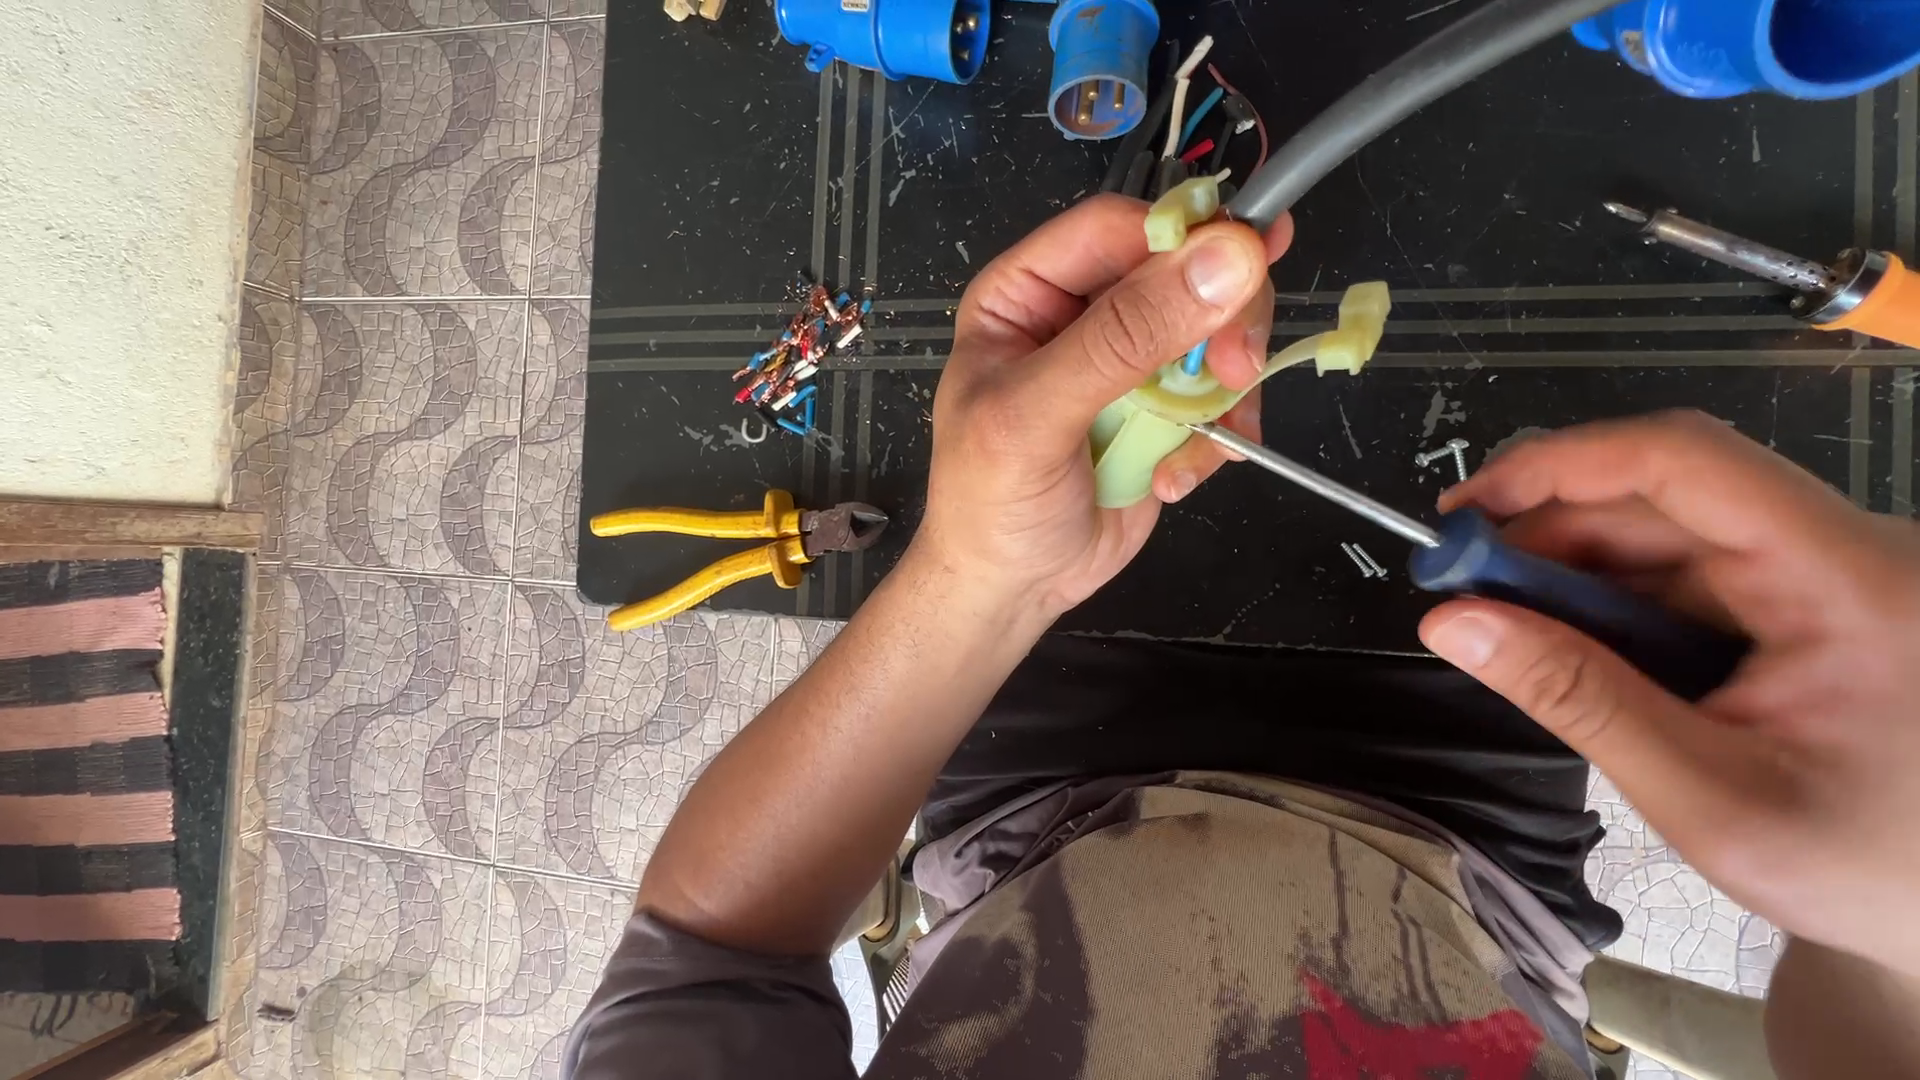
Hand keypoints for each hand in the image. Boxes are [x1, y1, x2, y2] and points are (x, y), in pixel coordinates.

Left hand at [911, 195, 1292, 619]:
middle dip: (1219, 319)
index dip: (1184, 236)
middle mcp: (1081, 317)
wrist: (1011, 585)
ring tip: (1199, 444)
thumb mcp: (1037, 415)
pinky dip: (1217, 438)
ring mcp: (1129, 366)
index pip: (1117, 228)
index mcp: (1027, 294)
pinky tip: (1175, 479)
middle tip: (1234, 369)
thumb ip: (1122, 338)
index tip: (1251, 262)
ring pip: (1216, 332)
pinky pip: (1221, 397)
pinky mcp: (1163, 415)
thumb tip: (1228, 258)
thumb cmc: (992, 500)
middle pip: (1183, 271)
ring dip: (1225, 388)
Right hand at [1417, 410, 1919, 974]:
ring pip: (1651, 534)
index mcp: (1846, 579)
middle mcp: (1838, 551)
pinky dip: (1599, 604)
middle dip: (1539, 535)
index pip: (1682, 461)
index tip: (1461, 513)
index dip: (1555, 464)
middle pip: (1652, 498)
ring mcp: (1818, 573)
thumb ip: (1572, 697)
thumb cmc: (1866, 867)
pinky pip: (1670, 574)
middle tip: (1459, 592)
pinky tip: (1573, 649)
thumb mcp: (1703, 793)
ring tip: (1510, 633)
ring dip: (1562, 575)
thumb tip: (1446, 621)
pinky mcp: (1794, 601)